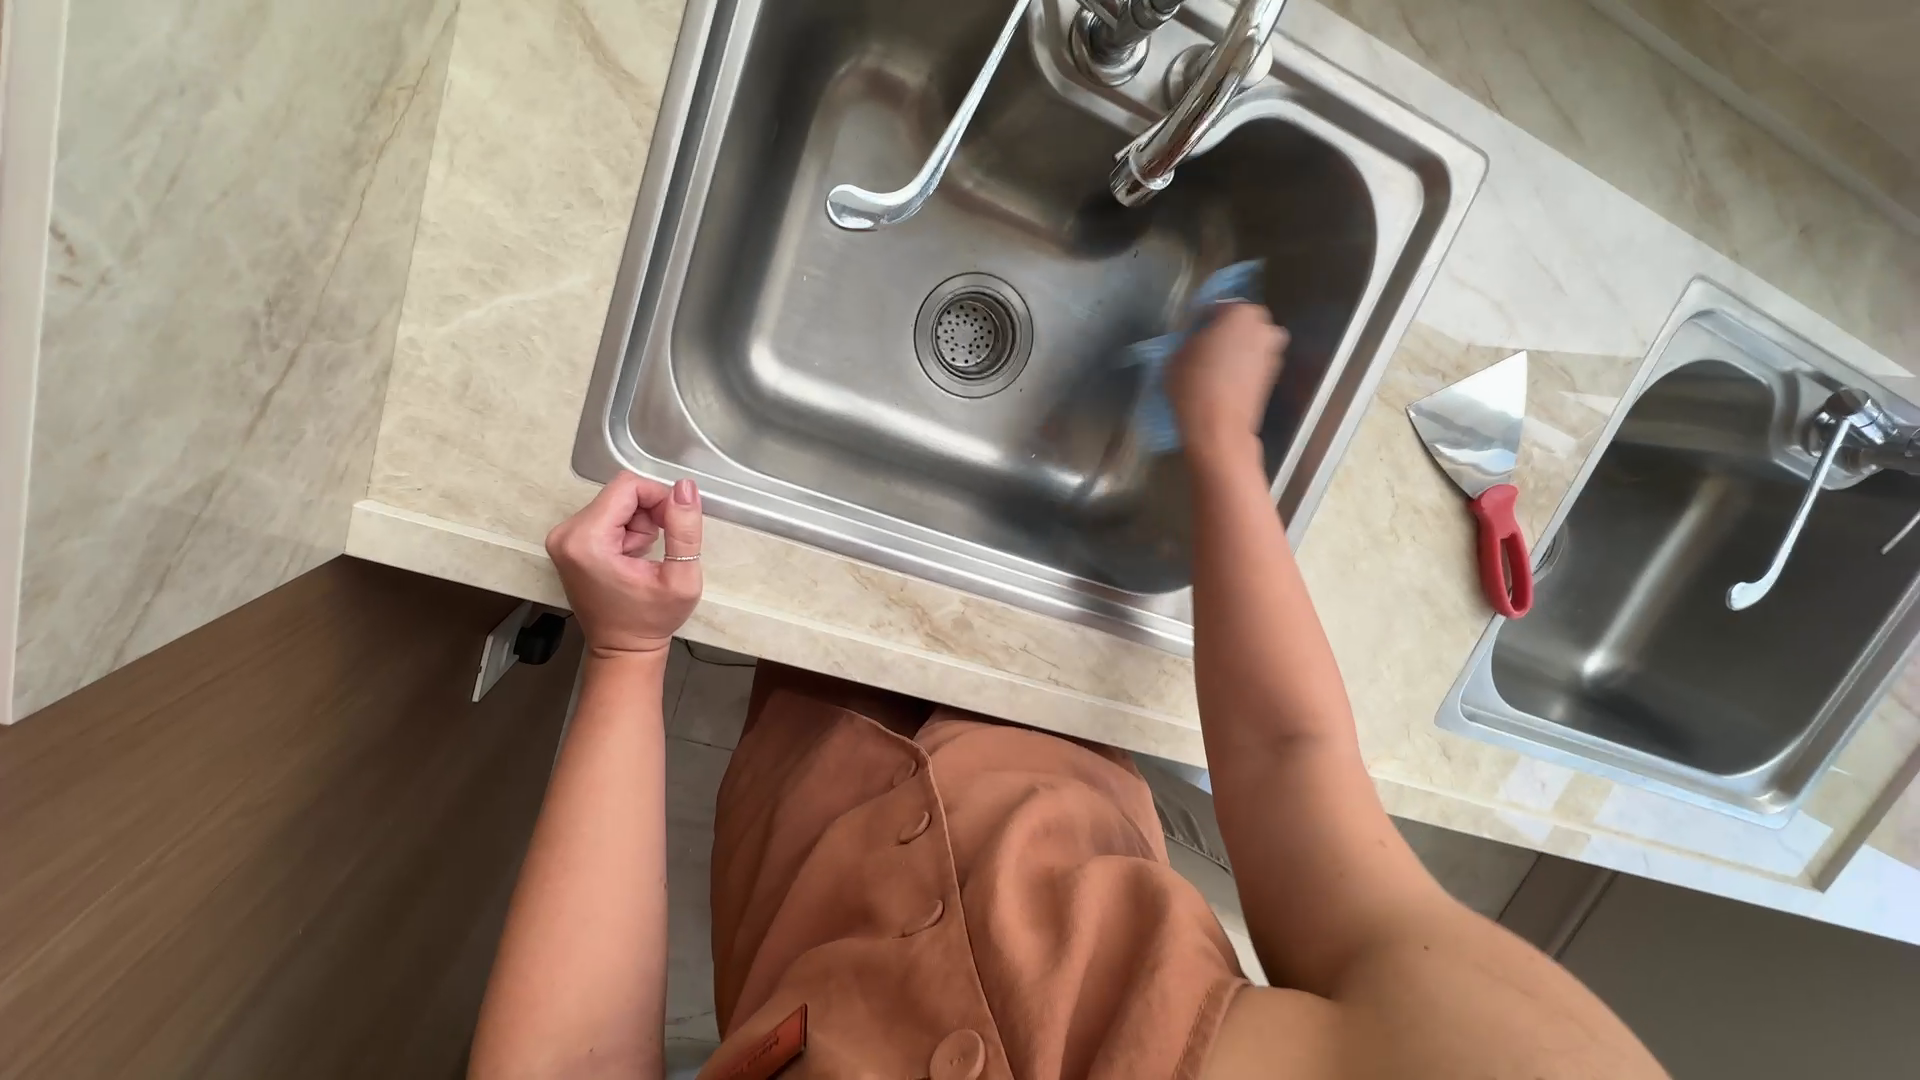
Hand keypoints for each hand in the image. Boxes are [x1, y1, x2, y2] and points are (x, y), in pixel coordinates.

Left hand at [545, 472, 703, 658]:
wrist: (621, 649)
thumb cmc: (651, 620)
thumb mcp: (681, 578)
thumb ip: (685, 531)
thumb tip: (685, 488)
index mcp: (587, 540)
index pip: (628, 487)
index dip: (659, 498)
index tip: (674, 527)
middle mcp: (566, 533)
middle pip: (620, 494)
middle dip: (650, 512)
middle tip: (662, 545)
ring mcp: (564, 537)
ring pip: (615, 503)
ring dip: (640, 522)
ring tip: (646, 556)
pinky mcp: (569, 542)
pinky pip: (606, 515)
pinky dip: (626, 529)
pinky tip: (633, 557)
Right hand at [1167, 302, 1287, 464]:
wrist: (1218, 427)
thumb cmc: (1194, 385)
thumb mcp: (1177, 355)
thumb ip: (1190, 339)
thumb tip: (1197, 340)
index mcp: (1241, 313)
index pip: (1216, 308)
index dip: (1200, 321)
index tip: (1188, 334)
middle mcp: (1264, 327)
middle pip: (1239, 324)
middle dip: (1223, 333)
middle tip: (1201, 349)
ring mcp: (1272, 353)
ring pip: (1248, 344)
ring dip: (1233, 351)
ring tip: (1210, 368)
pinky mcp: (1272, 377)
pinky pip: (1251, 364)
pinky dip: (1239, 368)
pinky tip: (1221, 382)